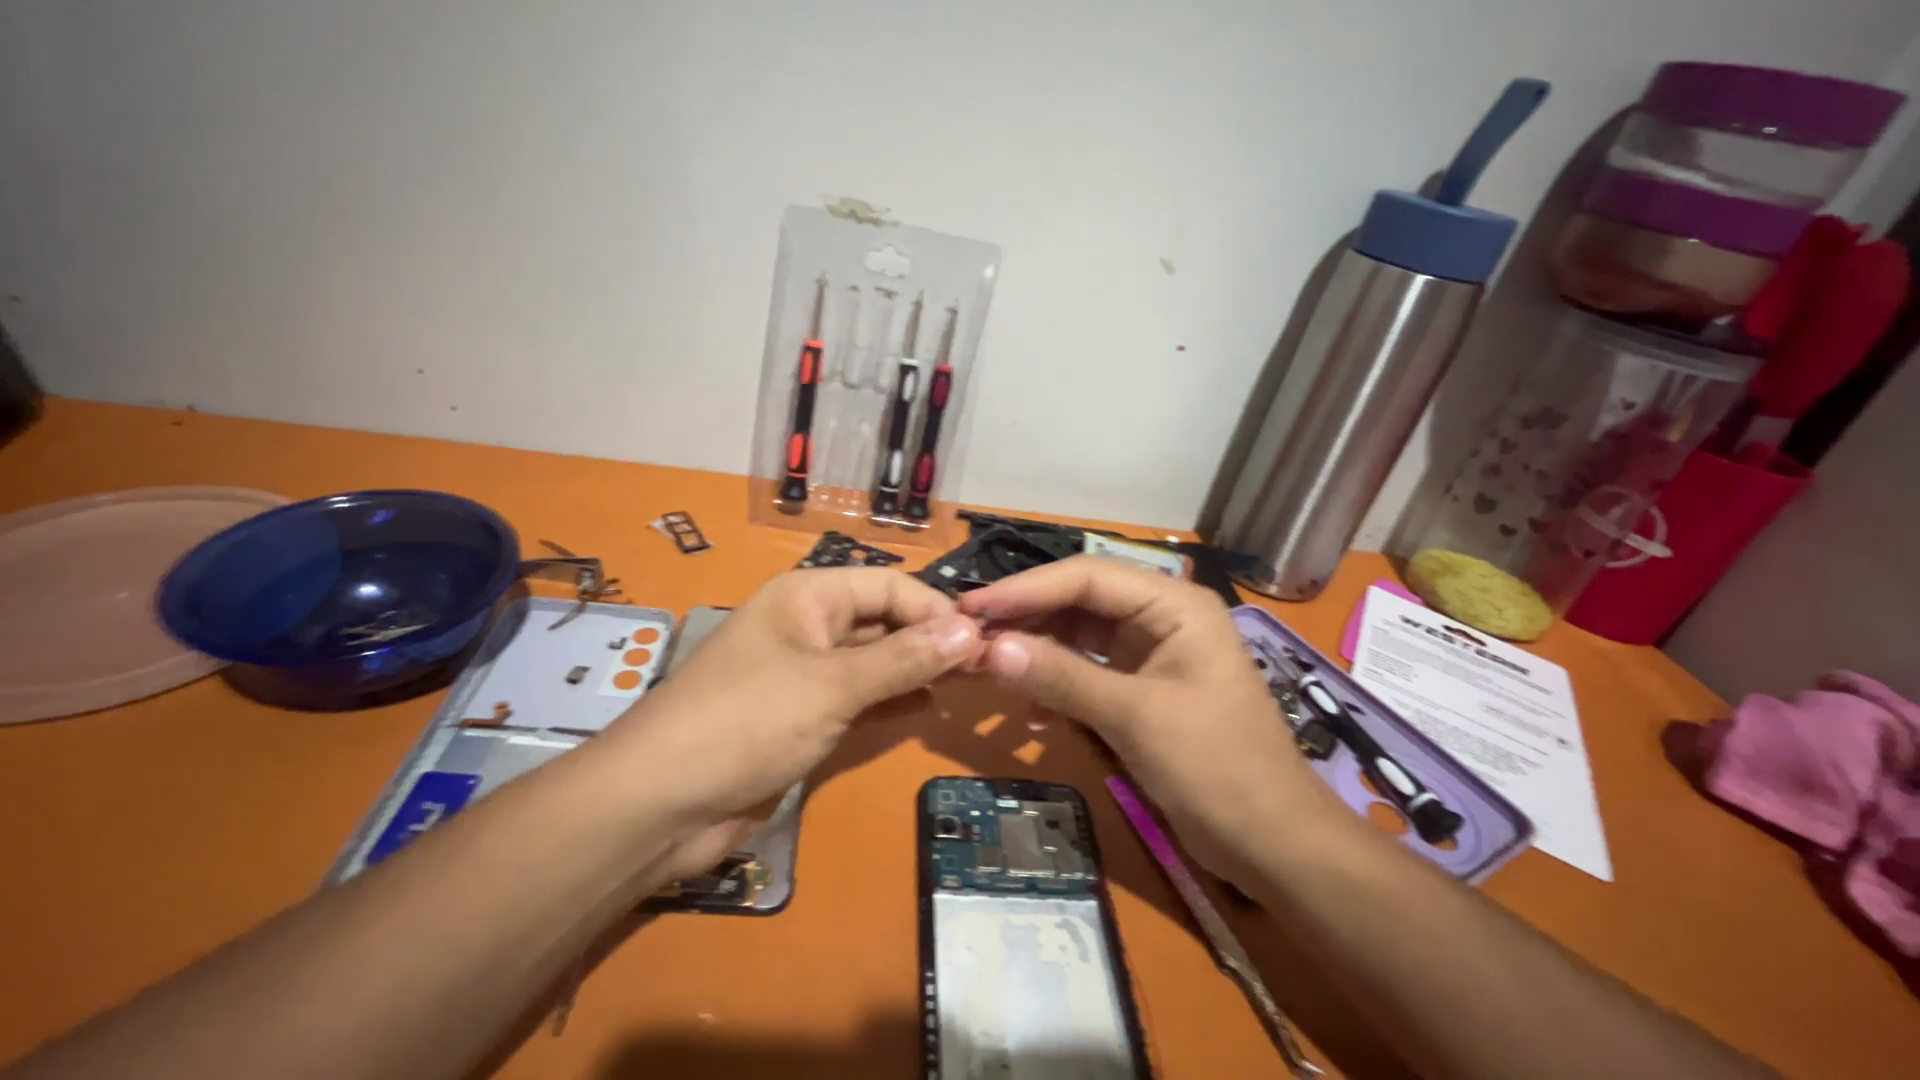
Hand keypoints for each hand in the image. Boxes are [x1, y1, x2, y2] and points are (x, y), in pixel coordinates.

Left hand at [602, 568, 979, 873]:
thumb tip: (970, 630)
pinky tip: (929, 710)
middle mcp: (807, 627)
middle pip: (882, 621)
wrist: (661, 803)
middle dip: (931, 641)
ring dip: (917, 671)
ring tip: (970, 688)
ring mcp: (803, 676)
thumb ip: (904, 659)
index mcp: (807, 597)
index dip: (936, 609)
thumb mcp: (832, 685)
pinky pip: (858, 700)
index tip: (984, 641)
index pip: (888, 586)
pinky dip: (892, 701)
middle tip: (988, 668)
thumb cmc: (747, 722)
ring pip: (873, 663)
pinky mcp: (801, 720)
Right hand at [957, 556, 1340, 885]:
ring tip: (989, 673)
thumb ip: (1062, 677)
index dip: (1024, 590)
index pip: (1086, 578)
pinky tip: (1035, 717)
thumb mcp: (1134, 717)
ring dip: (1038, 655)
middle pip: (1080, 603)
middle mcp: (1163, 619)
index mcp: (1174, 606)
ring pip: (1081, 639)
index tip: (969, 608)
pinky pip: (1090, 675)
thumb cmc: (1216, 769)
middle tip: (968, 639)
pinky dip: (1059, 688)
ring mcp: (1155, 656)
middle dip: (1026, 620)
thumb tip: (989, 648)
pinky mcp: (1146, 693)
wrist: (1274, 843)